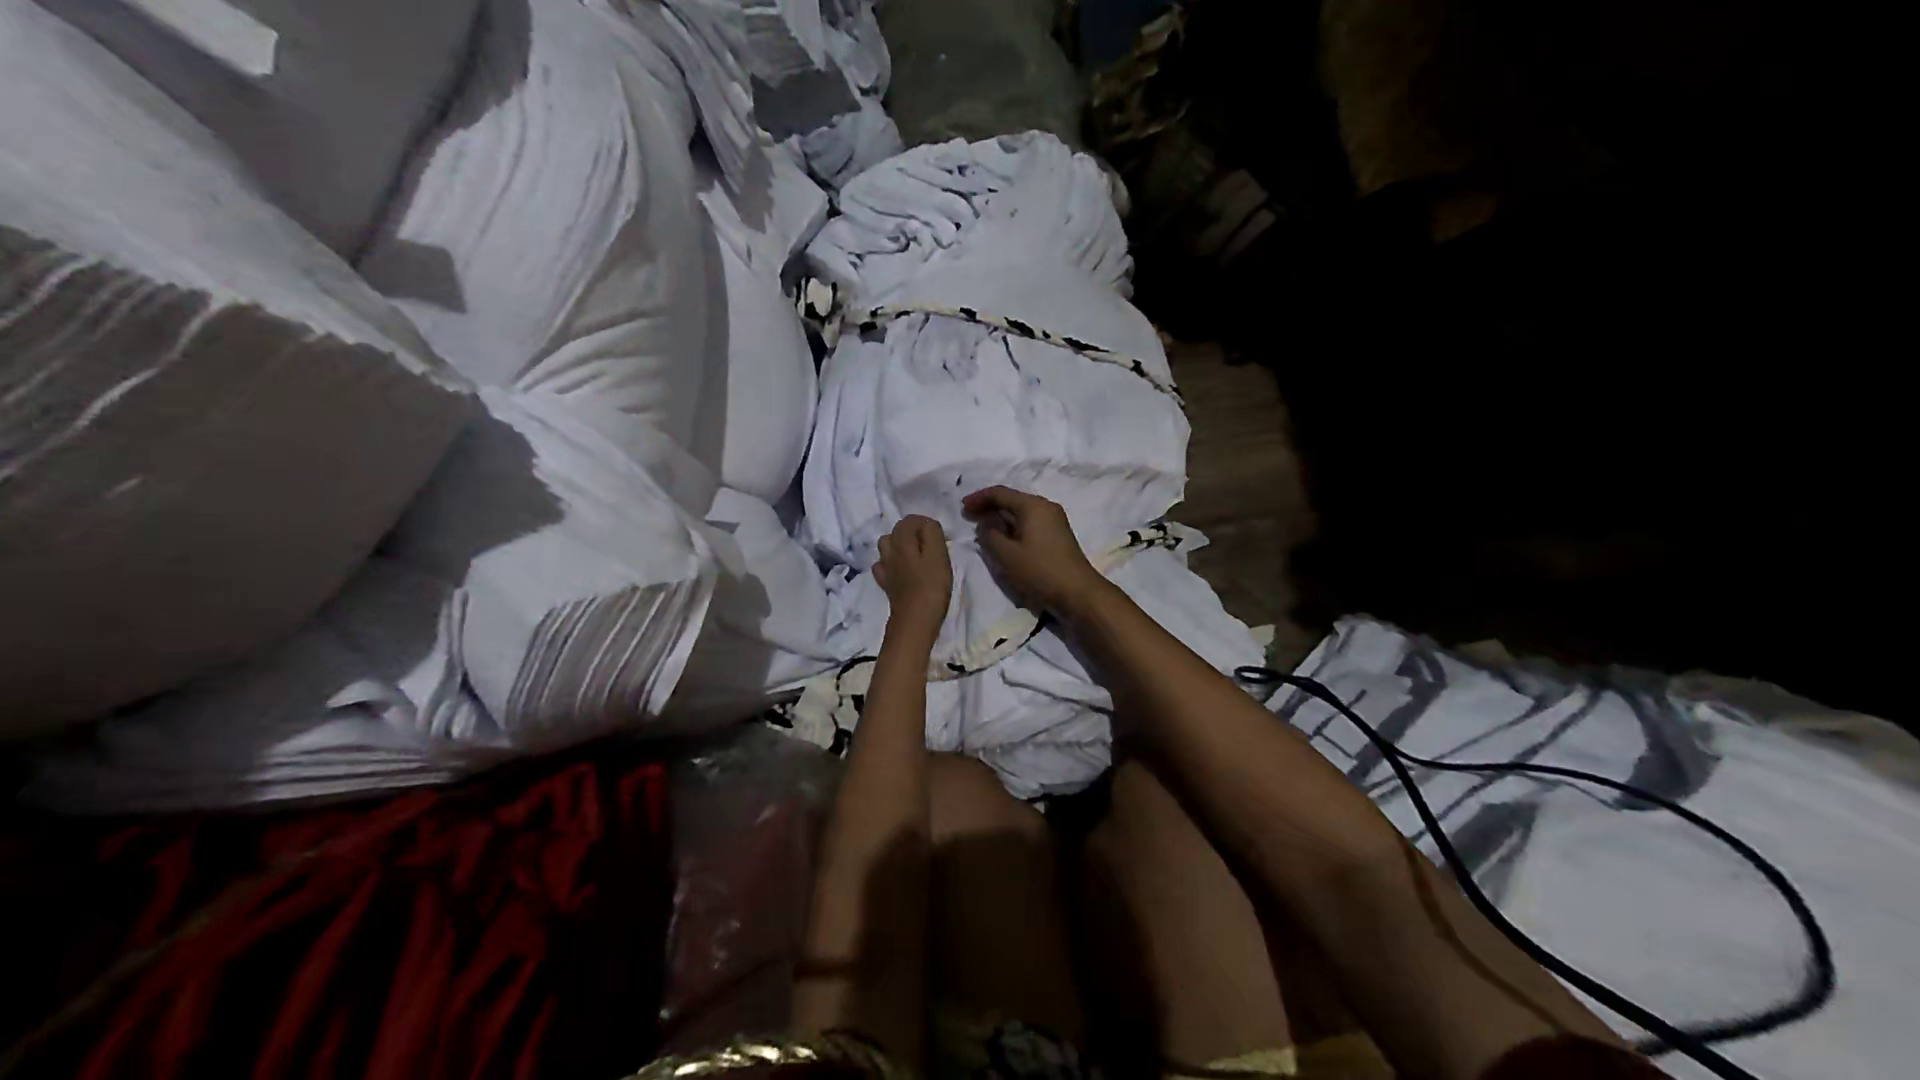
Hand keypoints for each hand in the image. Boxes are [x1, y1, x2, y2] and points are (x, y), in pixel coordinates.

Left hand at [874, 515, 952, 639]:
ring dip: (901, 546)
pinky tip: (903, 571)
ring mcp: (884, 567)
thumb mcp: (939, 555)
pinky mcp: (885, 583)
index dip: (927, 525)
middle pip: (898, 531)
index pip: (911, 520)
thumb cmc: (931, 586)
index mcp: (901, 540)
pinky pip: (884, 566)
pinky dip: (892, 564)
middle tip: (932, 547)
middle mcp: (888, 550)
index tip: (940, 539)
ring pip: (888, 546)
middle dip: (914, 533)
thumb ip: (932, 533)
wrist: (915, 619)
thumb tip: (927, 525)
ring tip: (917, 556)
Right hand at [962, 486, 1104, 615]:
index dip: (979, 498)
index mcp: (1033, 506)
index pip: (1000, 493)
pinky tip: (1004, 539)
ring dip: (1002, 519)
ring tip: (983, 530)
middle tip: (969, 517)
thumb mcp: (1006, 554)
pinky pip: (1030, 523)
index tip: (962, 507)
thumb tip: (986, 522)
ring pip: (1022, 513)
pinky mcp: (1058, 535)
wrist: (1078, 593)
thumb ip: (990, 535)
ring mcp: (1055, 521)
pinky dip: (1014, 527)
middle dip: (990, 507)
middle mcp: (1046, 507)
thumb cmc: (1039, 571)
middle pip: (1012, 500)